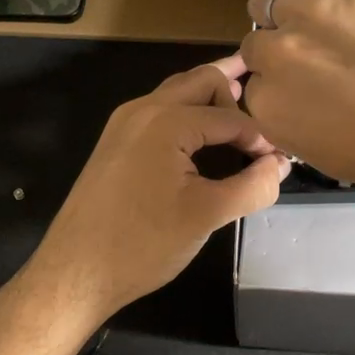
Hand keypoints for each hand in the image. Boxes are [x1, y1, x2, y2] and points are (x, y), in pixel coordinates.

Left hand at [21, 56, 290, 323]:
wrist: (74, 274)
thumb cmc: (142, 244)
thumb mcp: (207, 216)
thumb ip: (253, 186)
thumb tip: (281, 166)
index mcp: (167, 120)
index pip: (230, 116)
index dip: (260, 137)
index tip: (278, 161)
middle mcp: (143, 109)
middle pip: (201, 80)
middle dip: (235, 93)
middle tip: (266, 114)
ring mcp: (124, 123)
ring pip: (179, 92)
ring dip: (211, 101)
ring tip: (242, 121)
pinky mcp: (116, 142)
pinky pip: (161, 111)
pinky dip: (189, 115)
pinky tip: (205, 140)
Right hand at [240, 0, 354, 209]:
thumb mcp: (341, 159)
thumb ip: (304, 124)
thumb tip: (306, 103)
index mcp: (273, 107)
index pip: (256, 88)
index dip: (282, 88)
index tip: (306, 91)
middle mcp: (281, 54)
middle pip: (260, 42)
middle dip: (285, 52)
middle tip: (323, 61)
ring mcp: (318, 11)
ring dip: (302, 14)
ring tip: (339, 26)